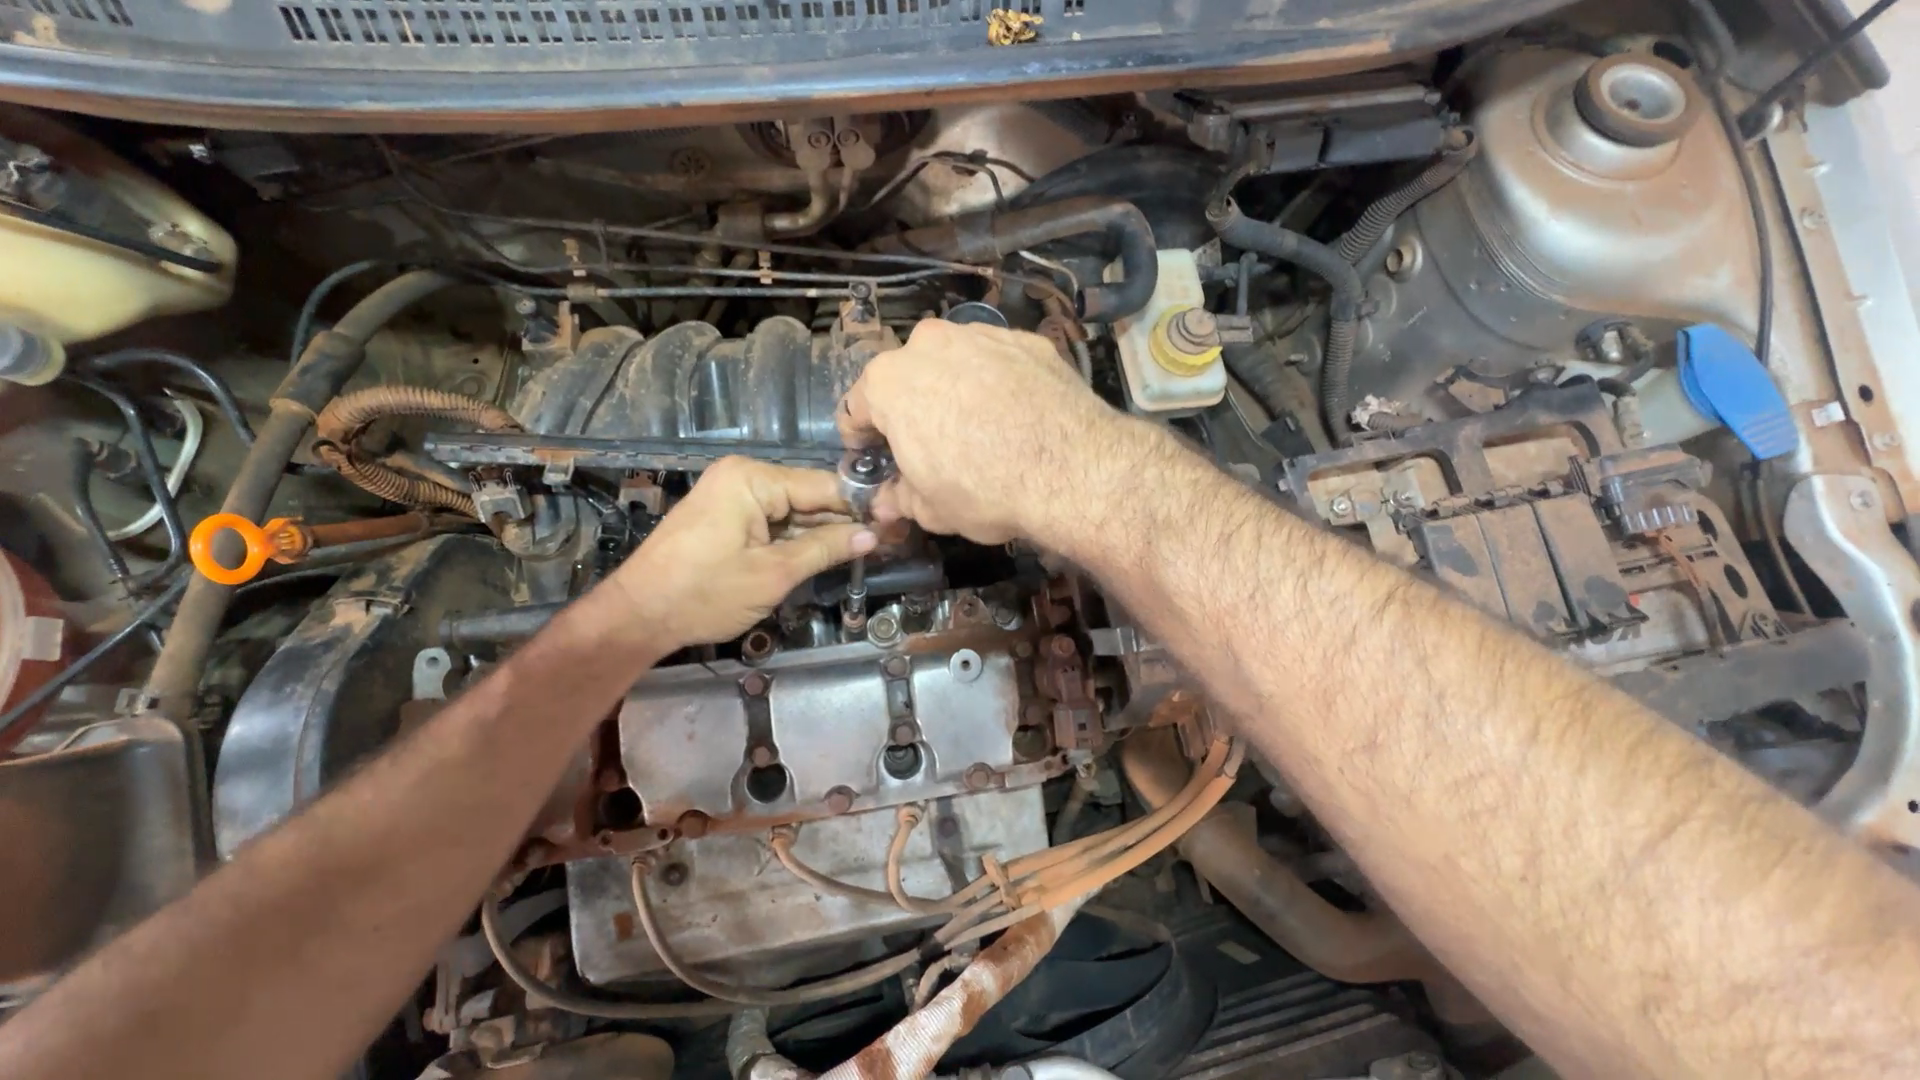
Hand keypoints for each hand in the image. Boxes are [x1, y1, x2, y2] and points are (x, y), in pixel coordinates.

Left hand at [605, 458, 876, 649]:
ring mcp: (733, 496)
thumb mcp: (772, 573)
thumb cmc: (703, 593)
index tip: (895, 525)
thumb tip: (873, 535)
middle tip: (887, 543)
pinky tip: (829, 554)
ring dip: (823, 534)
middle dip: (844, 522)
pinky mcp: (728, 517)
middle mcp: (744, 477)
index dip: (860, 507)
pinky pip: (773, 522)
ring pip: (793, 512)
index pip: (822, 485)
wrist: (638, 616)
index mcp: (752, 479)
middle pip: (809, 496)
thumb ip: (825, 548)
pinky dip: (796, 540)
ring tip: (868, 551)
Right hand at [837, 319, 1120, 545]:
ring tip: (977, 430)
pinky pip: (998, 362)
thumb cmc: (984, 490)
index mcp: (889, 382)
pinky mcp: (1028, 340)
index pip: (855, 408)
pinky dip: (998, 383)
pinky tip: (1015, 416)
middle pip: (906, 378)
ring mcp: (982, 335)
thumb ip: (900, 498)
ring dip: (955, 390)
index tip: (875, 457)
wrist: (1073, 470)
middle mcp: (929, 344)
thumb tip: (886, 503)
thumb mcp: (930, 508)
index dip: (862, 438)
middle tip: (929, 446)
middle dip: (911, 409)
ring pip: (954, 363)